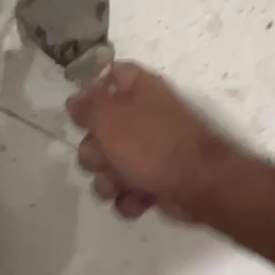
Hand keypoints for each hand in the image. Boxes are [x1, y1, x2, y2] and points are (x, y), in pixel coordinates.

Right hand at [66, 61, 240, 220]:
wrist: (199, 185)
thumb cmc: (151, 145)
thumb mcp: (109, 117)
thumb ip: (87, 105)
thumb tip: (74, 100)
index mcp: (138, 89)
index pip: (108, 75)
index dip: (91, 92)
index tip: (81, 113)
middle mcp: (144, 115)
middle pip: (99, 130)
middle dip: (95, 152)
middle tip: (105, 158)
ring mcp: (151, 150)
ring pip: (109, 165)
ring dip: (110, 180)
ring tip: (124, 184)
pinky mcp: (156, 180)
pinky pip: (127, 189)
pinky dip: (130, 198)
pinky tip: (138, 200)